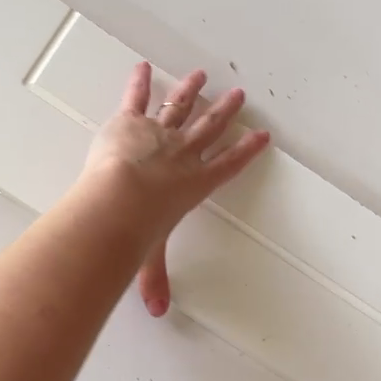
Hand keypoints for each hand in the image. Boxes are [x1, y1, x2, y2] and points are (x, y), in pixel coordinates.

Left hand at [79, 62, 270, 316]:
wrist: (120, 200)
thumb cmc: (139, 228)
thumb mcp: (149, 257)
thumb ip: (153, 281)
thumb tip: (157, 312)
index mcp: (194, 185)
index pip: (226, 166)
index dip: (245, 151)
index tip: (260, 136)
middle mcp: (181, 155)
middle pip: (208, 130)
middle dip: (224, 113)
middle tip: (238, 95)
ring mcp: (157, 134)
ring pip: (179, 109)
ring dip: (190, 93)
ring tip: (201, 77)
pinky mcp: (129, 121)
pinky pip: (136, 97)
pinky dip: (138, 83)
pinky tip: (140, 68)